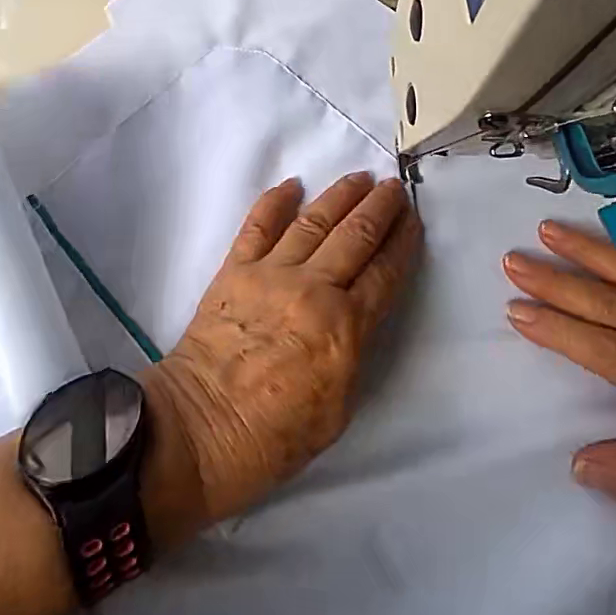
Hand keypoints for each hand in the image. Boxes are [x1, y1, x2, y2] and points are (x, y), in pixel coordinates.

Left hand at [140, 172, 422, 537]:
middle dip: (378, 208)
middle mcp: (311, 291)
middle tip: (393, 187)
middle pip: (354, 238)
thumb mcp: (340, 408)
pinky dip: (274, 202)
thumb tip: (355, 317)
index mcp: (345, 330)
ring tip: (358, 178)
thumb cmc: (274, 436)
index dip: (402, 243)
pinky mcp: (233, 271)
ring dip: (338, 197)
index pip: (384, 274)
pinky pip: (256, 227)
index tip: (414, 219)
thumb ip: (353, 352)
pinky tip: (291, 185)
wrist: (201, 427)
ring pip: (311, 223)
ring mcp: (268, 275)